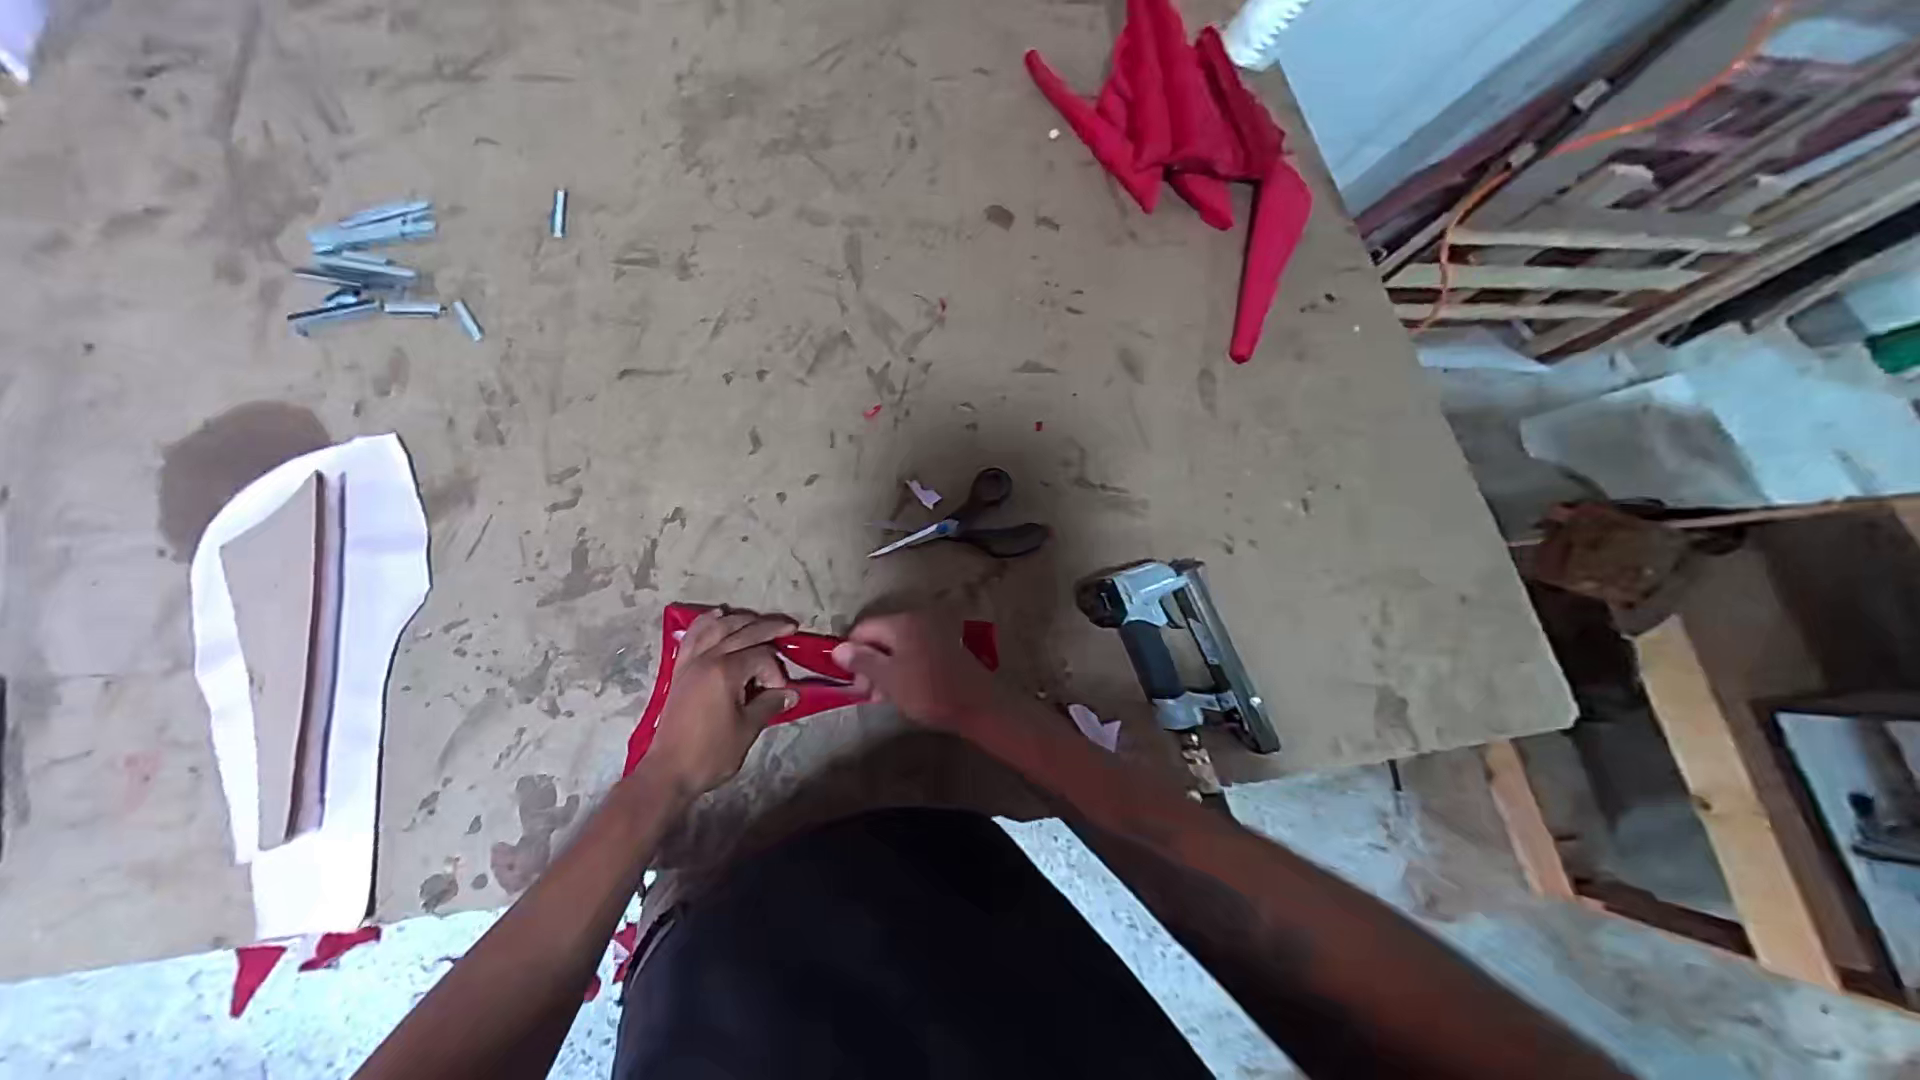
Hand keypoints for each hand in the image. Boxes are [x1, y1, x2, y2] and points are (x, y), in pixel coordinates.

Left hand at [647, 608, 798, 794]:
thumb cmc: (711, 752)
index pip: (761, 656)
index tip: (779, 694)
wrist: (668, 771)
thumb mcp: (748, 729)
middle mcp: (707, 659)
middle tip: (790, 626)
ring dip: (740, 620)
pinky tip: (718, 615)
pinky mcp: (680, 670)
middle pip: (742, 632)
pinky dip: (706, 622)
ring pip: (717, 627)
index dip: (775, 672)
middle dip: (768, 627)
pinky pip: (693, 636)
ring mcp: (690, 662)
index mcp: (725, 672)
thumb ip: (770, 704)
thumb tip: (791, 693)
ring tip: (759, 620)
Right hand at [830, 610, 1007, 736]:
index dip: (851, 652)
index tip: (852, 679)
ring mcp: (935, 633)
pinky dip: (905, 669)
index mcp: (902, 623)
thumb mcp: (889, 679)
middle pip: (881, 637)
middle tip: (868, 693)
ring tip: (885, 697)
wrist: (978, 706)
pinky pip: (916, 653)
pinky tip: (905, 691)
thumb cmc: (928, 691)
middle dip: (870, 663)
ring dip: (886, 669)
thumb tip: (837, 648)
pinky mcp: (946, 648)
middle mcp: (919, 621)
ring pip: (898, 648)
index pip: (863, 628)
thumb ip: (862, 661)